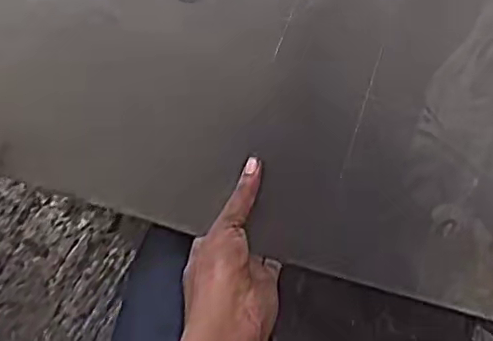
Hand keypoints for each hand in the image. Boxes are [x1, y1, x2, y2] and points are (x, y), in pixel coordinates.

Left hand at [183, 157, 280, 340]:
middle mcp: (226, 255)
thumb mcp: (222, 228)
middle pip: (244, 219)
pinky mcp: (268, 274)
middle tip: (262, 184)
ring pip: (263, 232)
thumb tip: (251, 167)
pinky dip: (285, 240)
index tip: (246, 169)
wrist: (233, 327)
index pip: (221, 208)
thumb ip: (240, 198)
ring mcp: (248, 265)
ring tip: (274, 204)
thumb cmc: (211, 292)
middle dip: (252, 206)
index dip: (233, 191)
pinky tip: (286, 227)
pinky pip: (279, 250)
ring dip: (269, 221)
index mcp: (206, 243)